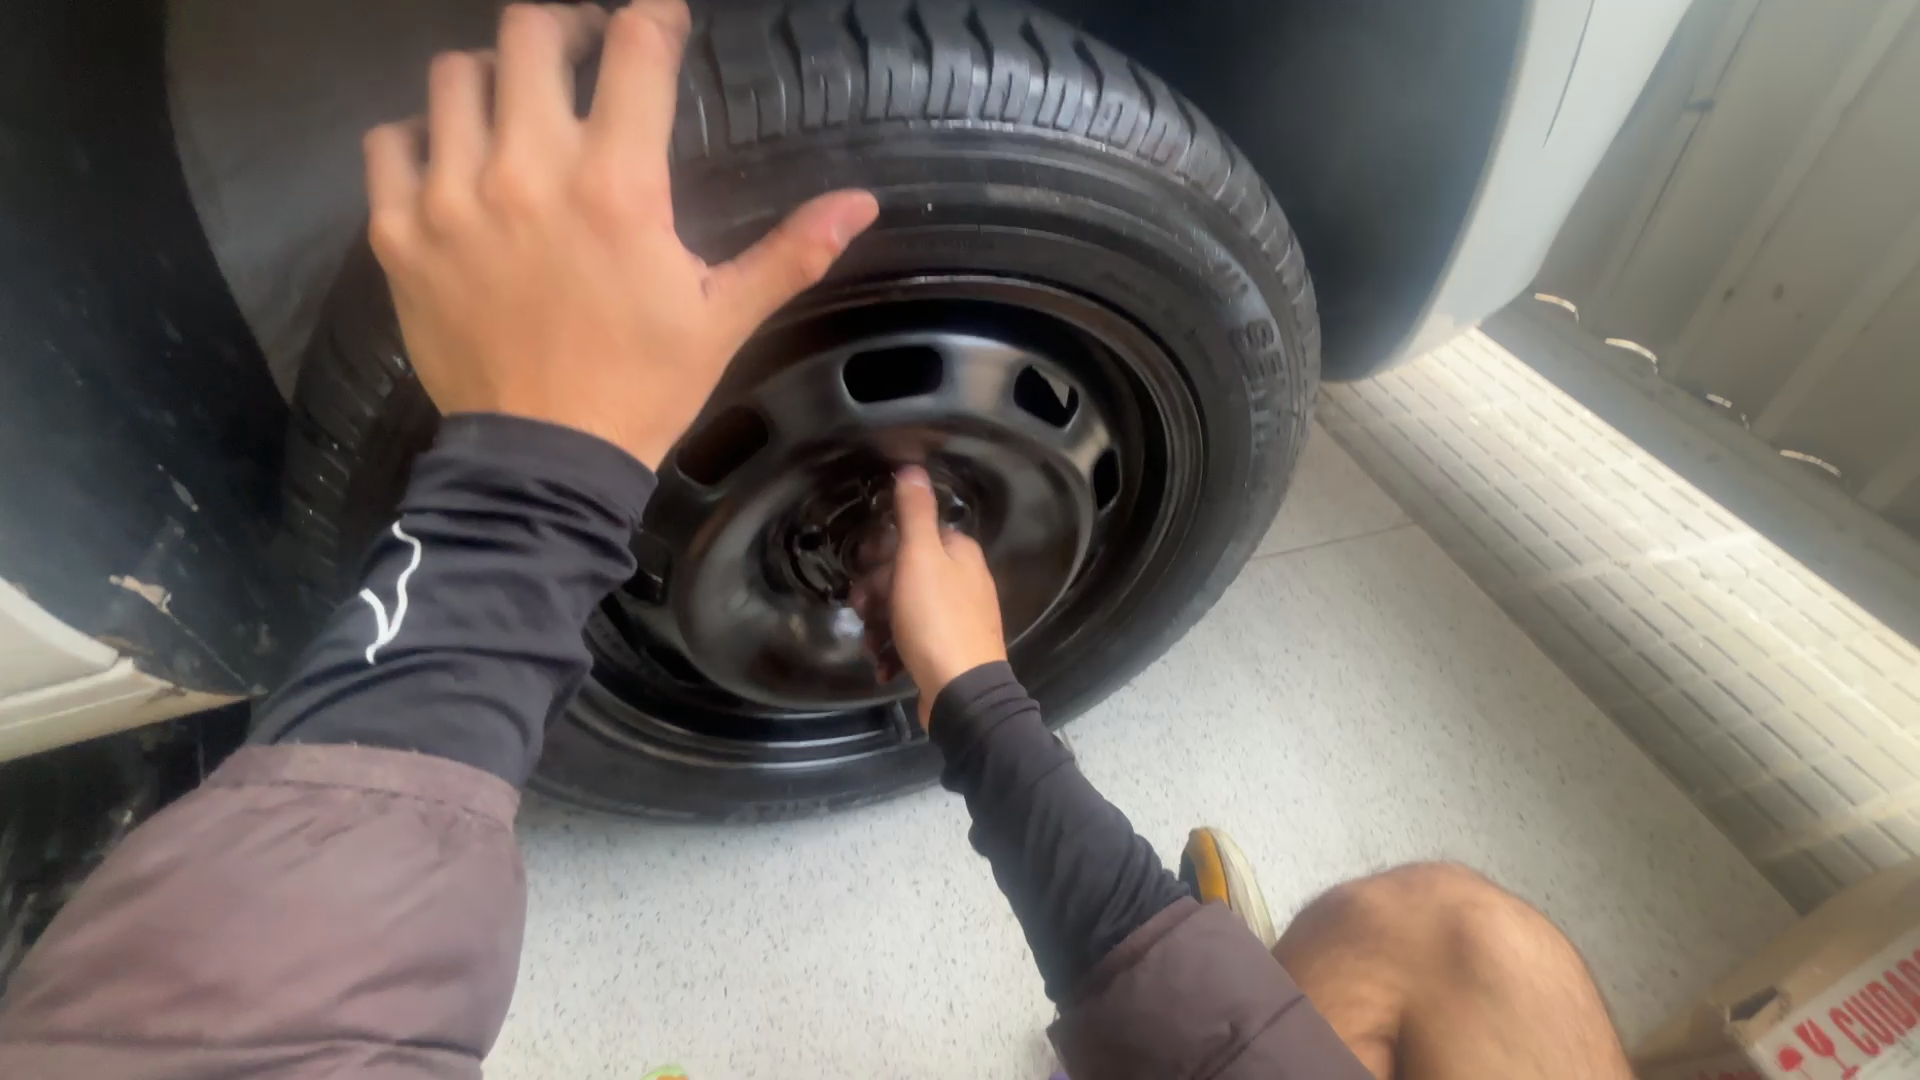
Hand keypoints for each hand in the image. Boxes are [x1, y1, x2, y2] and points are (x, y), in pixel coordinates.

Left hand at [362, 1, 879, 467]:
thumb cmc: (647, 385)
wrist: (552, 457)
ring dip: (497, 77)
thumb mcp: (725, 318)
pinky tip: (457, 165)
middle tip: (591, 53)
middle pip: (529, 35)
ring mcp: (450, 197)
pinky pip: (392, 140)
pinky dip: (425, 135)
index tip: (663, 17)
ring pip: (455, 77)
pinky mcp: (399, 232)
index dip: (653, 18)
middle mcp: (526, 170)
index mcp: (618, 188)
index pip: (634, 54)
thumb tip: (862, 203)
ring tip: (524, 111)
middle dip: (569, 28)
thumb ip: (791, 252)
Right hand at [860, 466, 1007, 728]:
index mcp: (960, 554)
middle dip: (876, 591)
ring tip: (869, 641)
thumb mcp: (920, 558)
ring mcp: (958, 617)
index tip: (862, 567)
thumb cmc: (937, 620)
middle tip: (861, 607)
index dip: (883, 550)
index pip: (915, 535)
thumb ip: (914, 514)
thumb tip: (913, 468)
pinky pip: (913, 638)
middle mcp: (964, 581)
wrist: (961, 691)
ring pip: (905, 608)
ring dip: (880, 623)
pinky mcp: (948, 648)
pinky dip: (894, 648)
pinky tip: (883, 663)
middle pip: (906, 574)